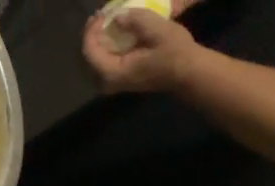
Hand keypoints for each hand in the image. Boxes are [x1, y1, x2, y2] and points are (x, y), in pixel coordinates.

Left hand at [83, 9, 201, 94]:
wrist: (187, 73)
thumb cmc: (176, 52)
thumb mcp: (161, 31)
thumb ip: (139, 21)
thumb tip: (118, 16)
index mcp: (111, 72)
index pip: (90, 51)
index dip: (91, 31)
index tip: (100, 14)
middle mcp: (104, 81)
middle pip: (87, 57)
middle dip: (91, 35)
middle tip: (98, 16)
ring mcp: (109, 82)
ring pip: (93, 60)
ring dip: (97, 40)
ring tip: (102, 22)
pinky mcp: (116, 79)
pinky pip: (102, 62)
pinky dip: (104, 47)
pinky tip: (110, 34)